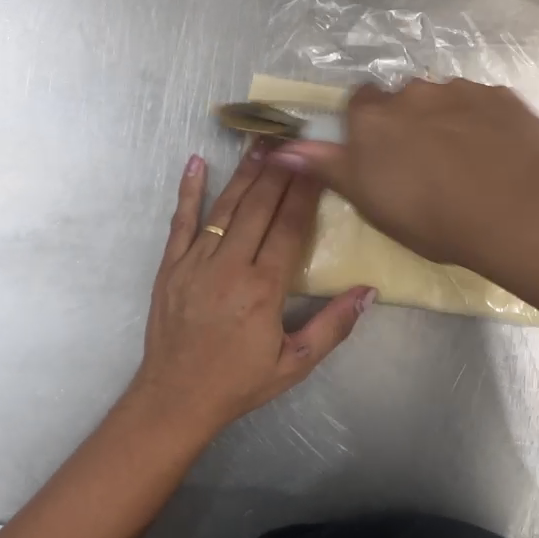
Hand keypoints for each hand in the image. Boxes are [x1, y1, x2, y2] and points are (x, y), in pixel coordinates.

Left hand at [126, 146, 374, 435]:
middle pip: (258, 208)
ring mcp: (195, 263)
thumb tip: (368, 291)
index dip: (304, 192)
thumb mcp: (295, 364)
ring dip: (243, 173)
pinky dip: (188, 192)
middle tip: (291, 139)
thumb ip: (333, 326)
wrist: (177, 398)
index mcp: (263, 288)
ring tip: (260, 143)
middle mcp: (229, 267)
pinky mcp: (170, 268)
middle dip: (278, 171)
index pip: (288, 227)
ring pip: (223, 208)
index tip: (317, 164)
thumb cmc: (238, 384)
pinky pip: (180, 223)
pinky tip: (195, 163)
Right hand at [271, 79, 538, 268]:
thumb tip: (280, 148)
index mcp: (373, 118)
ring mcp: (461, 90)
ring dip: (444, 122)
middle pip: (401, 99)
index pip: (358, 103)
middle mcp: (412, 92)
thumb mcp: (366, 200)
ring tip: (460, 164)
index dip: (366, 127)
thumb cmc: (428, 215)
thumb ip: (326, 167)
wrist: (514, 208)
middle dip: (406, 122)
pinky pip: (481, 106)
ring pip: (442, 100)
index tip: (376, 156)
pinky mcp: (502, 97)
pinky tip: (491, 157)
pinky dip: (480, 124)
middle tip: (418, 166)